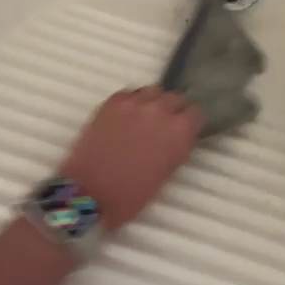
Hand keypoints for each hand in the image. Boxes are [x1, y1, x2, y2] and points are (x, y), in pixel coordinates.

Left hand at [61, 87, 202, 229]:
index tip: (185, 129)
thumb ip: (176, 148)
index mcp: (178, 132)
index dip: (190, 122)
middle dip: (173, 110)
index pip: (195, 113)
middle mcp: (160, 111)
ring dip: (153, 102)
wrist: (89, 190)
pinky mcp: (112, 101)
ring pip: (152, 91)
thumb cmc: (131, 194)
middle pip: (175, 98)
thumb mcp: (165, 173)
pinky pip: (130, 93)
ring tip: (144, 117)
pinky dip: (132, 102)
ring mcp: (134, 103)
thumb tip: (178, 137)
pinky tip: (126, 116)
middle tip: (164, 125)